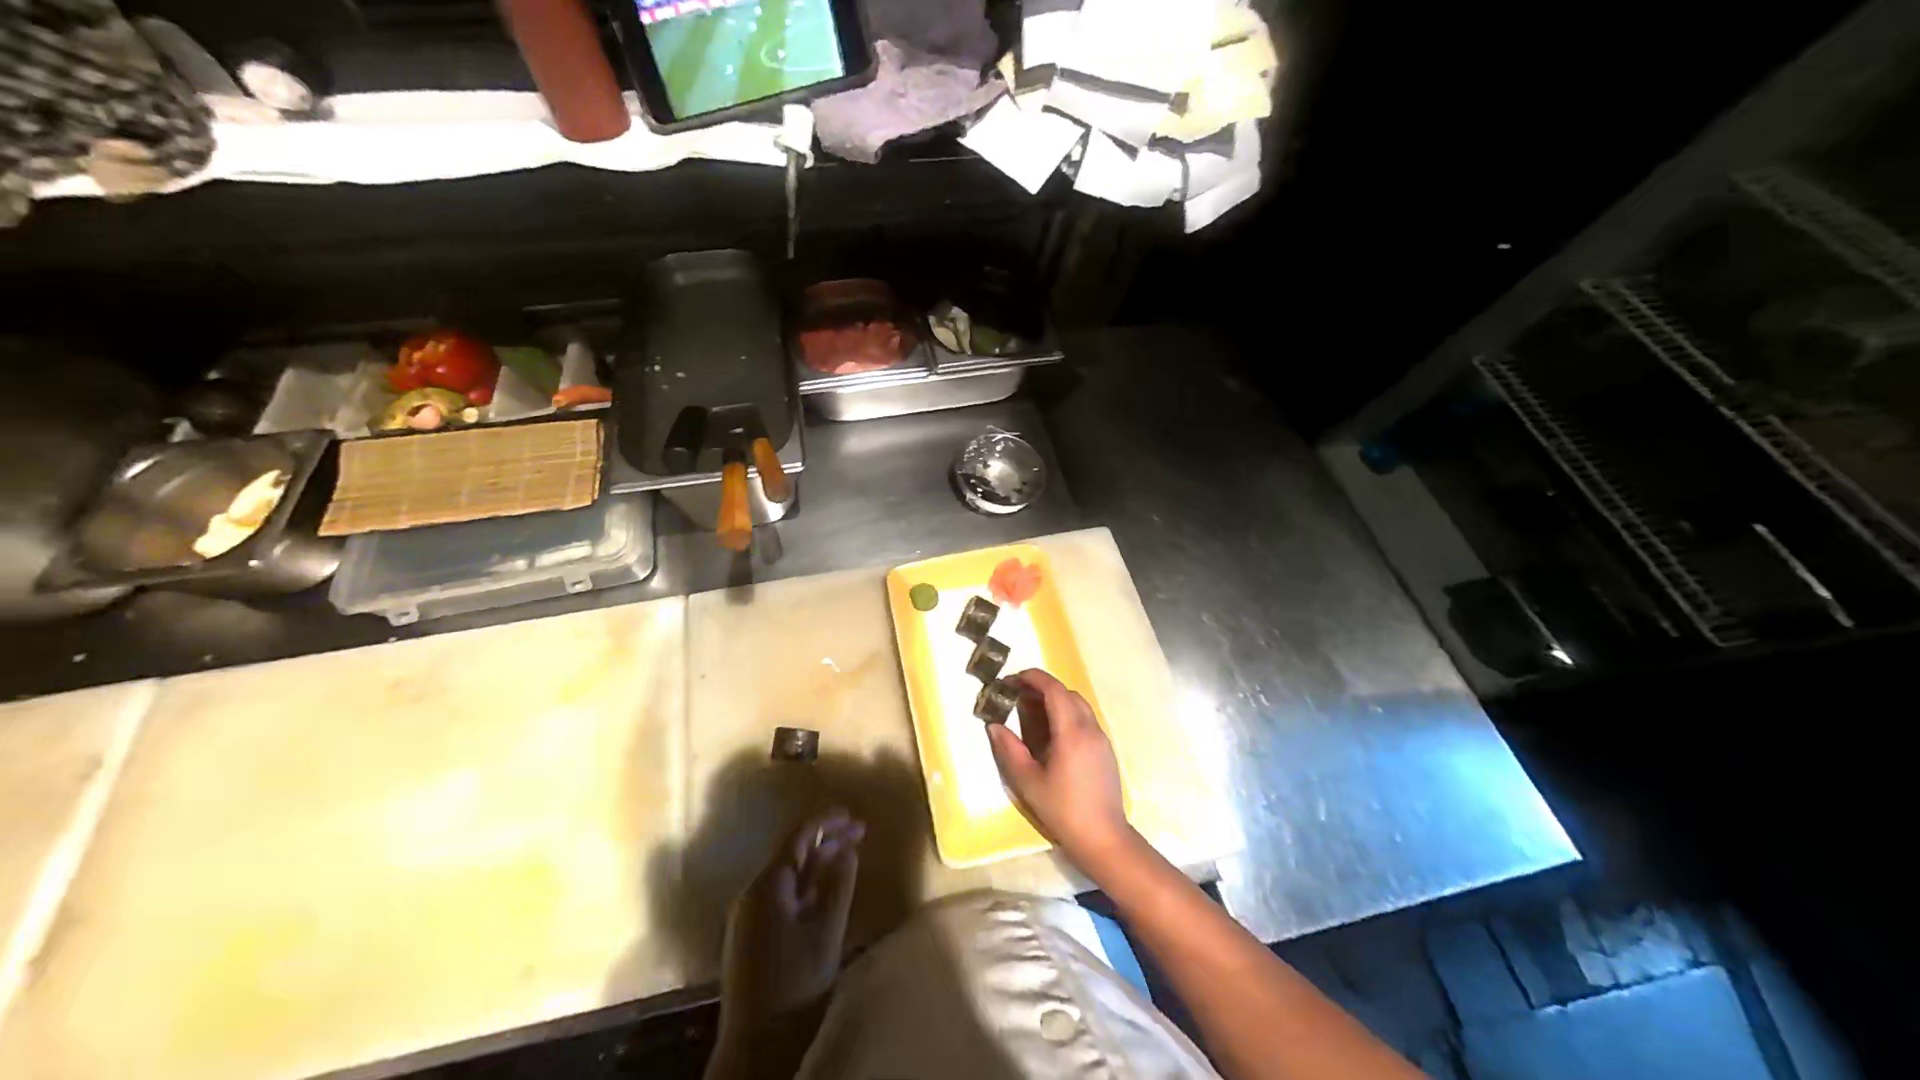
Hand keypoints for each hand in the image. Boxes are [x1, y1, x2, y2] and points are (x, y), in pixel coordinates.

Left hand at [717, 808, 863, 1031]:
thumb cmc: (795, 984)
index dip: (825, 821)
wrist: (756, 1046)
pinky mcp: (753, 936)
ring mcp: (750, 917)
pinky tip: (827, 889)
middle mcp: (752, 894)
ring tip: (849, 853)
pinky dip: (808, 885)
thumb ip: (839, 885)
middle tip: (861, 831)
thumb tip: (847, 849)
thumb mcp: (826, 932)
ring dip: (819, 862)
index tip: (852, 812)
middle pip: (792, 854)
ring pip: (789, 876)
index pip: (797, 837)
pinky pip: (783, 896)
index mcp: (766, 887)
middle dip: (827, 840)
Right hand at [987, 669, 1133, 868]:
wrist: (1103, 837)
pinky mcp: (1106, 751)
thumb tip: (994, 726)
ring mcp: (1102, 739)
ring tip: (1032, 714)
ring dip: (1056, 701)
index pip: (1054, 690)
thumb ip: (1009, 750)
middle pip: (1067, 694)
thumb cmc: (1062, 809)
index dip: (1033, 678)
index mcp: (1072, 732)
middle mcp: (1090, 728)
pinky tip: (1052, 734)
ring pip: (1079, 706)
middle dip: (1042, 688)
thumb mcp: (1027, 781)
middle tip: (1018, 696)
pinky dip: (1067, 715)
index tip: (1012, 679)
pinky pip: (1086, 720)